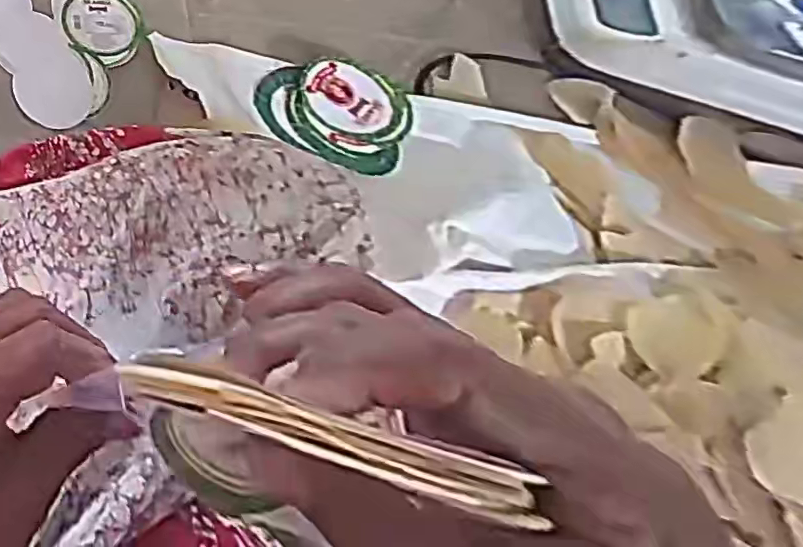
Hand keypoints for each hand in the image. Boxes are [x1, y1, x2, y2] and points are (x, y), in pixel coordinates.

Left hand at [0, 291, 127, 546]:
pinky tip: (49, 368)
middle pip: (31, 312)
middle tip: (107, 379)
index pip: (46, 341)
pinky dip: (30, 333)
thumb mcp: (28, 487)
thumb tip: (123, 407)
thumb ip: (76, 435)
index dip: (90, 359)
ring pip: (14, 307)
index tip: (120, 386)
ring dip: (54, 330)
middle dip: (76, 340)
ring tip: (83, 372)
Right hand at [222, 264, 731, 546]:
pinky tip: (251, 290)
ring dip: (290, 312)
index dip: (348, 365)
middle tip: (229, 382)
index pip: (444, 359)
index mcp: (573, 439)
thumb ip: (360, 511)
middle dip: (300, 343)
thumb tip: (247, 443)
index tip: (275, 402)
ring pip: (376, 302)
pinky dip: (304, 304)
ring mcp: (484, 374)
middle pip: (395, 324)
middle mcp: (525, 384)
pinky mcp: (446, 383)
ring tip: (233, 341)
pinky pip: (371, 319)